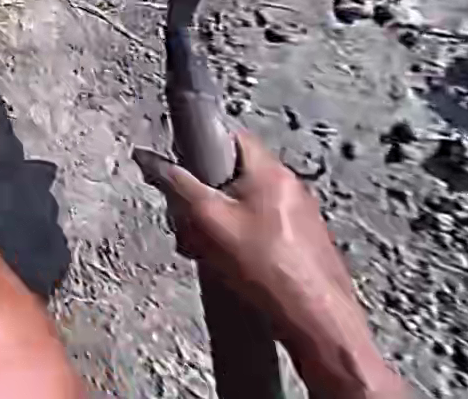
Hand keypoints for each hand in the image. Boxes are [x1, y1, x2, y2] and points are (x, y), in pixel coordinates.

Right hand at [133, 132, 406, 398]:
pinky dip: (237, 238)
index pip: (230, 135)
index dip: (200, 146)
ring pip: (242, 204)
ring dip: (216, 221)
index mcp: (272, 172)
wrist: (322, 331)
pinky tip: (226, 264)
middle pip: (231, 174)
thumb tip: (144, 157)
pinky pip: (259, 228)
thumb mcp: (207, 218)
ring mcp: (300, 218)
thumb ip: (174, 182)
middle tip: (188, 220)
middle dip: (202, 195)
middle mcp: (291, 189)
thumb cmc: (267, 269)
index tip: (183, 167)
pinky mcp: (304, 245)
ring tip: (203, 249)